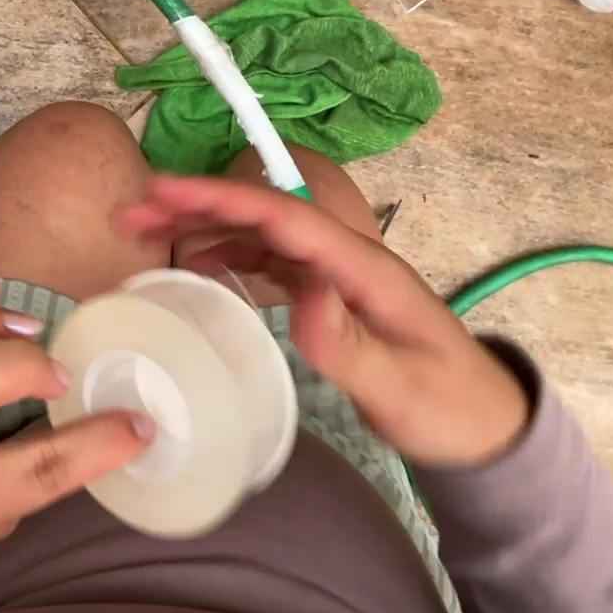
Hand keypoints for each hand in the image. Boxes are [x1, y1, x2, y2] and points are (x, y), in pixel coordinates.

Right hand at [116, 178, 529, 467]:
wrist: (480, 423)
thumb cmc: (445, 408)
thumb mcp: (400, 388)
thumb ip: (349, 343)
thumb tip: (302, 290)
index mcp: (363, 268)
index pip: (285, 217)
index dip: (222, 198)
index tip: (163, 190)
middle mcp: (344, 257)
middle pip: (263, 214)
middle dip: (196, 203)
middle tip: (132, 210)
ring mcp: (333, 272)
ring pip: (258, 232)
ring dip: (202, 224)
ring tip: (145, 229)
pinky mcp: (324, 290)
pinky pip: (266, 258)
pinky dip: (225, 251)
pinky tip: (196, 260)